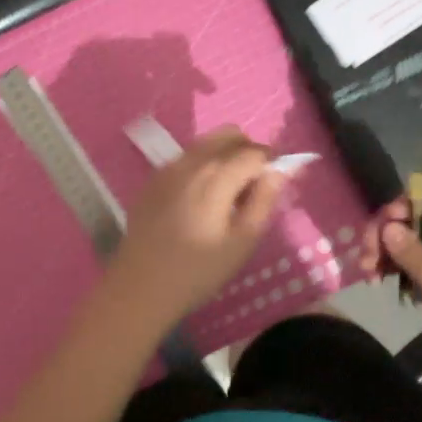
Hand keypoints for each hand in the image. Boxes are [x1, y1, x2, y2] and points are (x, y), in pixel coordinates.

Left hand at [110, 127, 285, 324]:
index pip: (256, 151)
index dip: (272, 163)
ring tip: (228, 192)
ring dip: (225, 155)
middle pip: (230, 136)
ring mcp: (168, 167)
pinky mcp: (153, 179)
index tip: (275, 184)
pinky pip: (185, 157)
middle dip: (249, 152)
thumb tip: (281, 171)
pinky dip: (202, 164)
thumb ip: (264, 200)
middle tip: (253, 186)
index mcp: (218, 175)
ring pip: (206, 143)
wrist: (141, 285)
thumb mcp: (242, 242)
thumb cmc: (198, 271)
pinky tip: (200, 198)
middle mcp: (192, 161)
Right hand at [362, 197, 421, 418]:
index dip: (412, 203)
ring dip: (382, 248)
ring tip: (366, 271)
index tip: (386, 223)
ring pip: (405, 238)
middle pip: (416, 218)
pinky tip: (374, 279)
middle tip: (366, 253)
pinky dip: (387, 265)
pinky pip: (404, 260)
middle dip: (387, 230)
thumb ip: (418, 260)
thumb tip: (388, 226)